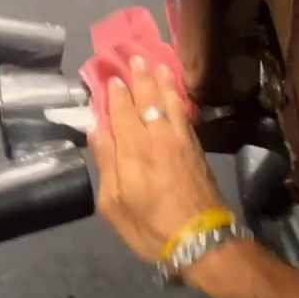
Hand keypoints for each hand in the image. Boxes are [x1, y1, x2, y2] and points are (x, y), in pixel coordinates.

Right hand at [89, 55, 224, 262]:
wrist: (202, 240)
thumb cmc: (149, 225)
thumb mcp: (114, 202)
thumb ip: (106, 161)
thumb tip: (96, 129)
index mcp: (133, 148)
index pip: (122, 110)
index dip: (116, 92)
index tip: (110, 76)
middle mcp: (157, 136)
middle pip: (148, 99)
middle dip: (140, 77)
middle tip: (134, 57)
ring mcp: (181, 140)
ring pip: (170, 102)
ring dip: (162, 82)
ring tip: (158, 65)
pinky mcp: (197, 149)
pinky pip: (184, 113)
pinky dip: (178, 98)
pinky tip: (176, 93)